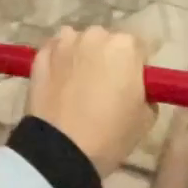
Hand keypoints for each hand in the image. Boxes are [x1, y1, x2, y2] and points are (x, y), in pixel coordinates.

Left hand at [26, 26, 155, 176]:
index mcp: (125, 46)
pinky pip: (55, 52)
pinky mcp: (41, 55)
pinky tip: (58, 84)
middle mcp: (96, 35)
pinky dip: (58, 62)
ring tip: (78, 85)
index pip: (139, 47)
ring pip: (79, 43)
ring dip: (81, 56)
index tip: (133, 85)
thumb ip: (146, 93)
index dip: (137, 66)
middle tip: (105, 87)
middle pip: (107, 42)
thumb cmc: (110, 135)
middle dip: (108, 59)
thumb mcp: (146, 119)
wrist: (61, 151)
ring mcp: (65, 42)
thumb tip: (135, 88)